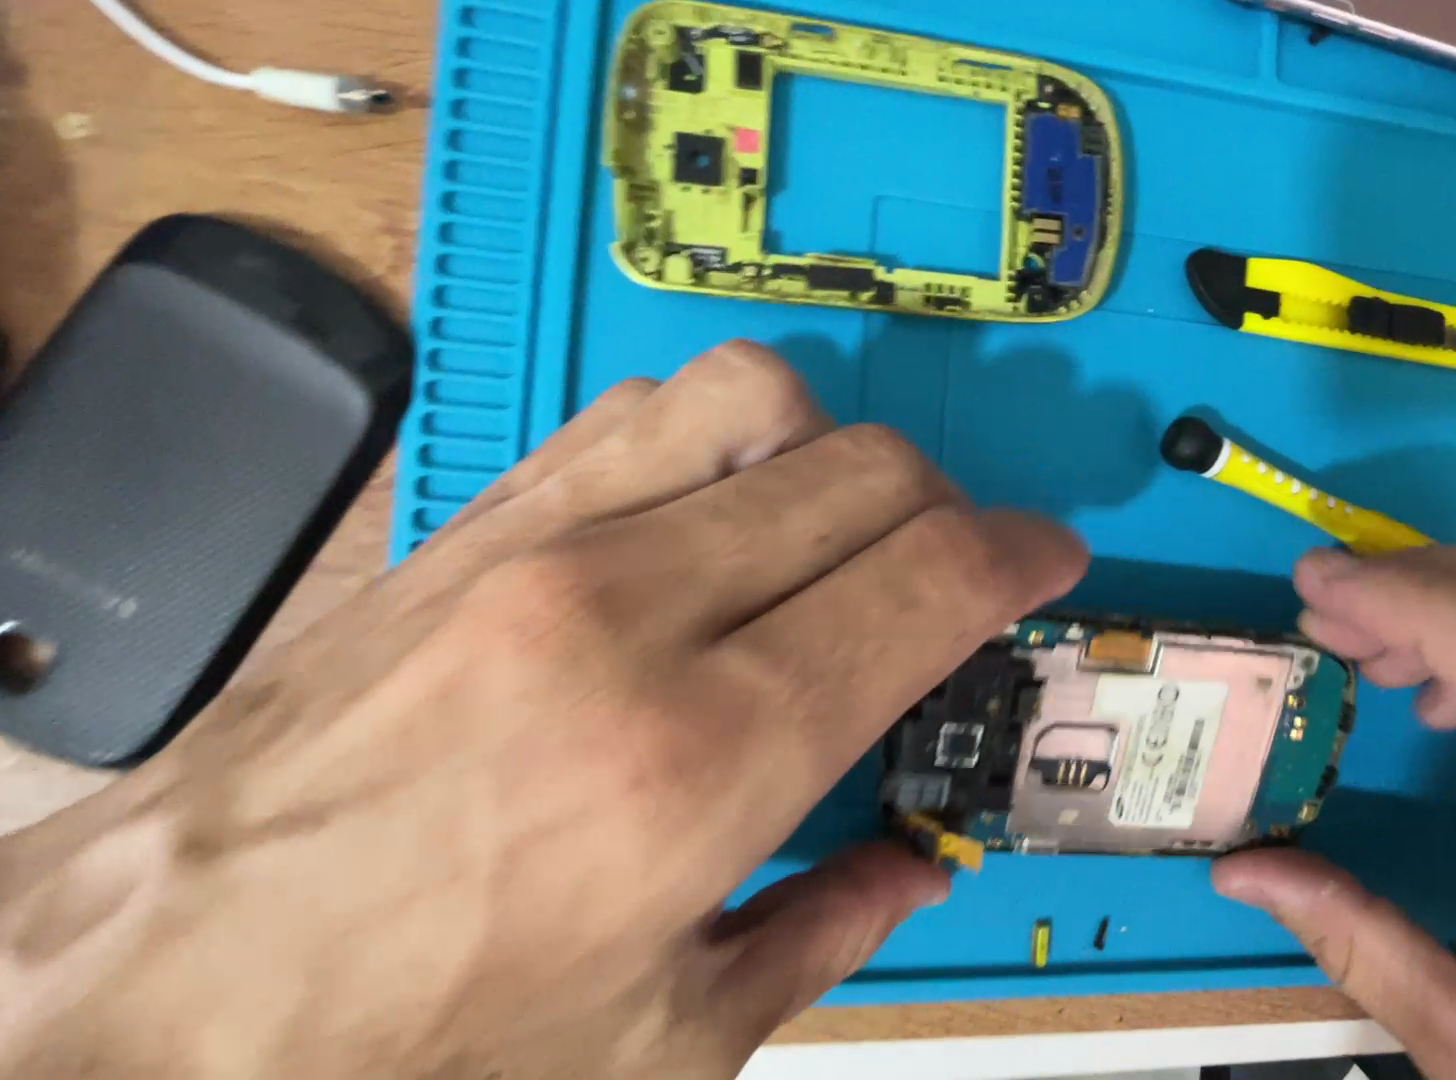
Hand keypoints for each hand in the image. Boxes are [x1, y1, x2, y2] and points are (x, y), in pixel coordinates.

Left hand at [0, 342, 1087, 1078]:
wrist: (142, 1003)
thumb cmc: (420, 1052)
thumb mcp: (666, 1044)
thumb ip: (824, 933)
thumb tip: (914, 869)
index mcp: (708, 760)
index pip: (926, 584)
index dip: (1017, 554)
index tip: (1047, 558)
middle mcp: (636, 618)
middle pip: (867, 473)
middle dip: (952, 507)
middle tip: (959, 565)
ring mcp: (545, 545)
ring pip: (759, 397)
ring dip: (842, 449)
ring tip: (845, 521)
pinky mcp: (480, 518)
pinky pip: (647, 409)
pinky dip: (732, 434)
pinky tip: (733, 503)